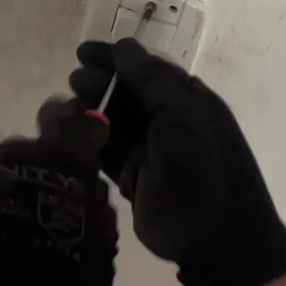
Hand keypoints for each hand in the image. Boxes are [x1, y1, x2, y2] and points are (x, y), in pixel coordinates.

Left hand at [0, 100, 115, 285]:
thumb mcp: (96, 270)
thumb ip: (95, 225)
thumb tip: (89, 201)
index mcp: (62, 168)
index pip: (79, 126)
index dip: (80, 133)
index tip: (82, 145)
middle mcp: (10, 157)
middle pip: (27, 153)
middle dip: (33, 179)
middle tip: (32, 224)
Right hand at [69, 39, 285, 285]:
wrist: (217, 238)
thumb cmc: (204, 168)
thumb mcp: (183, 115)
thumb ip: (152, 80)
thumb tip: (125, 47)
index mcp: (185, 100)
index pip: (145, 69)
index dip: (114, 59)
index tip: (82, 52)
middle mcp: (166, 120)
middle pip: (124, 93)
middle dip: (99, 84)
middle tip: (76, 84)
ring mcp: (148, 150)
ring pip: (111, 121)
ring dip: (89, 113)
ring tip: (68, 112)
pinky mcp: (130, 177)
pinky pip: (104, 152)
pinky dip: (87, 143)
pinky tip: (69, 137)